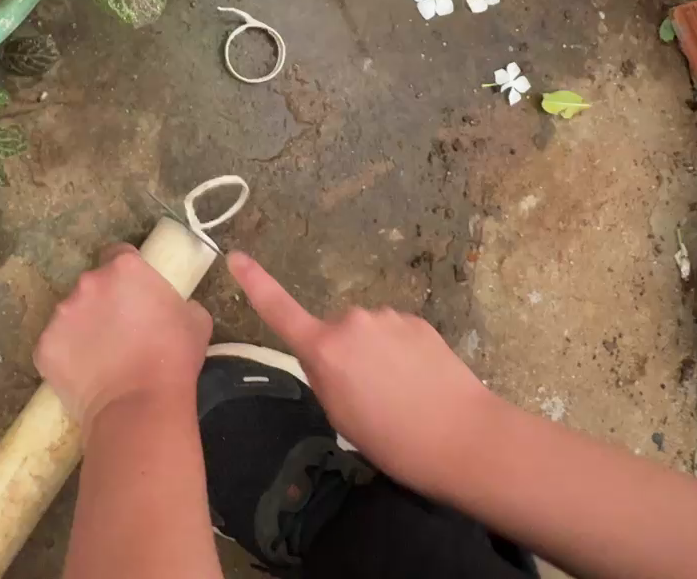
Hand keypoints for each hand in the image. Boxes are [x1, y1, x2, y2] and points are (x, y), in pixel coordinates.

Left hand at [35, 246, 213, 425]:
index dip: (126, 273)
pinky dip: (67, 354)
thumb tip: (170, 308)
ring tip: (102, 355)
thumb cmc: (174, 357)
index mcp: (124, 267)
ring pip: (71, 313)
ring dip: (83, 326)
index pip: (118, 254)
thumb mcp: (195, 317)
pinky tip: (86, 373)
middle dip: (103, 300)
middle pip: (92, 284)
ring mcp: (62, 314)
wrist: (140, 405)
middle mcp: (88, 282)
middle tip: (121, 327)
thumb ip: (177, 301)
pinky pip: (56, 344)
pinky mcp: (44, 346)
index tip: (133, 292)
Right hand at [227, 251, 500, 492]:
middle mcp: (352, 321)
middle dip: (344, 356)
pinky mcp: (416, 319)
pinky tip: (420, 382)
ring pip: (368, 334)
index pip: (279, 310)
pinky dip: (401, 353)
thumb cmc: (393, 440)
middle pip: (335, 334)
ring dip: (375, 356)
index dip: (255, 283)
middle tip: (367, 398)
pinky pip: (395, 333)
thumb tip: (329, 356)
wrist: (461, 435)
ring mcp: (387, 316)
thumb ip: (325, 376)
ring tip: (399, 395)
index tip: (235, 256)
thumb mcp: (341, 416)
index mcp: (325, 349)